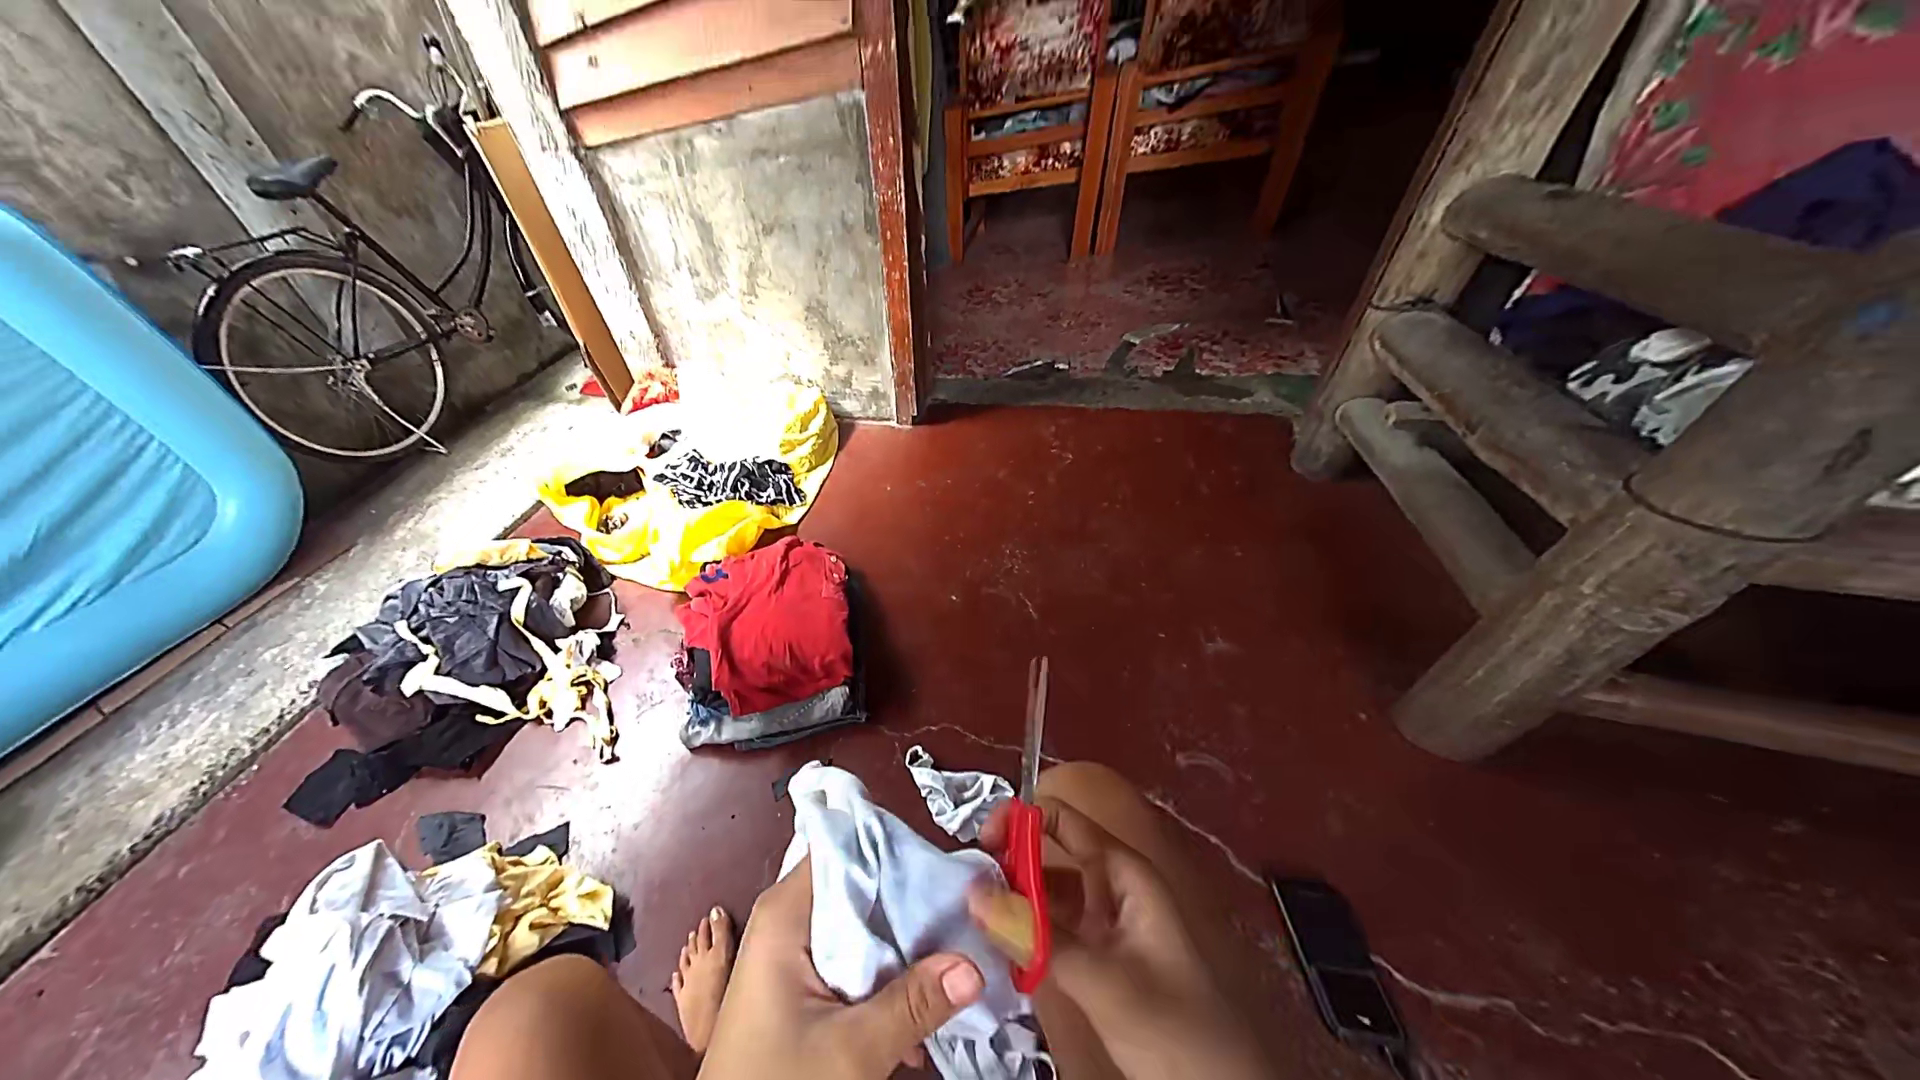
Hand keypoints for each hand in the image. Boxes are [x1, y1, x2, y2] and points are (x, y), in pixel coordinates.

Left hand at [696, 856, 986, 1079]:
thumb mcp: (849, 1052)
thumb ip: (912, 1004)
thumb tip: (973, 966)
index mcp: (787, 912)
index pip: (844, 847)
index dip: (892, 845)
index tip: (940, 857)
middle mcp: (790, 918)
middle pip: (859, 883)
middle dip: (908, 895)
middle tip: (960, 901)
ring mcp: (797, 950)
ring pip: (863, 921)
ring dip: (904, 936)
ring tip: (956, 938)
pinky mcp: (806, 981)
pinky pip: (856, 952)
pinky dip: (888, 966)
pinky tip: (925, 989)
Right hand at [972, 799, 1269, 1079]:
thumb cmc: (1174, 1026)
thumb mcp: (1102, 979)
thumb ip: (1036, 937)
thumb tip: (973, 891)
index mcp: (1123, 872)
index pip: (1063, 820)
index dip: (1020, 818)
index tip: (980, 843)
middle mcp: (1111, 888)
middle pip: (1050, 855)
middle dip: (1009, 864)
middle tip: (964, 888)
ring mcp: (1104, 924)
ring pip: (1048, 896)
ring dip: (1013, 903)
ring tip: (970, 918)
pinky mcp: (1097, 958)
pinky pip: (1051, 931)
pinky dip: (1025, 936)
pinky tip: (998, 949)